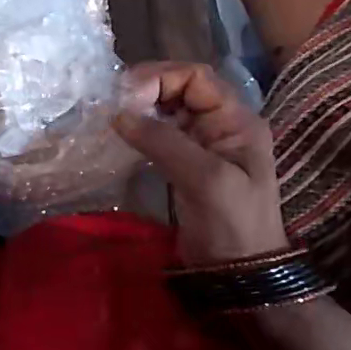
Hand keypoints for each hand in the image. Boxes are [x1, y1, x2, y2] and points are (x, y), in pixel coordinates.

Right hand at [112, 62, 288, 264]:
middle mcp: (220, 125)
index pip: (196, 77)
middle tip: (112, 105)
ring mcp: (202, 145)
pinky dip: (139, 131)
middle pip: (179, 88)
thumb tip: (119, 114)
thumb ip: (165, 142)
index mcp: (236, 120)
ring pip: (167, 111)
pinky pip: (160, 135)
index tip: (124, 96)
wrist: (239, 272)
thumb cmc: (232, 224)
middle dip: (145, 90)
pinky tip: (121, 136)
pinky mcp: (184, 164)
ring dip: (139, 109)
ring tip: (111, 117)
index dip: (159, 78)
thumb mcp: (204, 180)